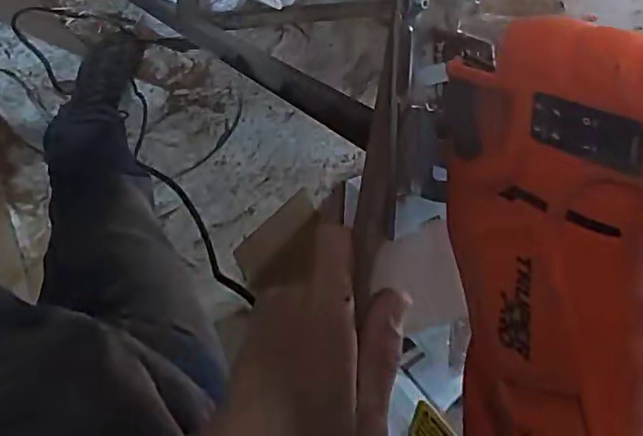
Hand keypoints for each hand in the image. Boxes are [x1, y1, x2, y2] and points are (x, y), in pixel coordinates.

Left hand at [204, 220, 410, 435]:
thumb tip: (396, 293)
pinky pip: (279, 309)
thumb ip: (381, 347)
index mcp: (324, 305)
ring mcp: (263, 313)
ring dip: (315, 303)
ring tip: (332, 345)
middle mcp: (289, 296)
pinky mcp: (247, 336)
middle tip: (360, 316)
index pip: (333, 236)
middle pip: (317, 264)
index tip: (367, 229)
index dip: (349, 226)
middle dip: (338, 280)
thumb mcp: (367, 410)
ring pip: (298, 288)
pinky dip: (294, 320)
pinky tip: (303, 357)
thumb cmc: (315, 433)